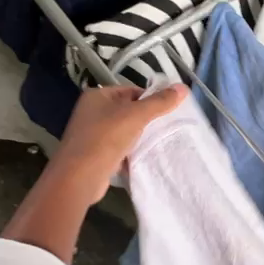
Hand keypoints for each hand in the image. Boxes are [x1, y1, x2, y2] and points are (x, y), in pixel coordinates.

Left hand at [45, 84, 189, 206]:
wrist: (80, 176)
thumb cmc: (106, 137)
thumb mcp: (136, 115)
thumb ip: (160, 102)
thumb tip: (183, 87)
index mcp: (98, 96)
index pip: (131, 91)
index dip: (150, 99)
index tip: (168, 111)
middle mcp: (91, 112)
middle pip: (127, 111)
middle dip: (146, 120)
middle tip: (167, 127)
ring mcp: (92, 135)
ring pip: (124, 132)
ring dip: (139, 138)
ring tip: (160, 143)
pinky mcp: (95, 155)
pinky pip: (118, 149)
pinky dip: (130, 153)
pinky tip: (145, 158)